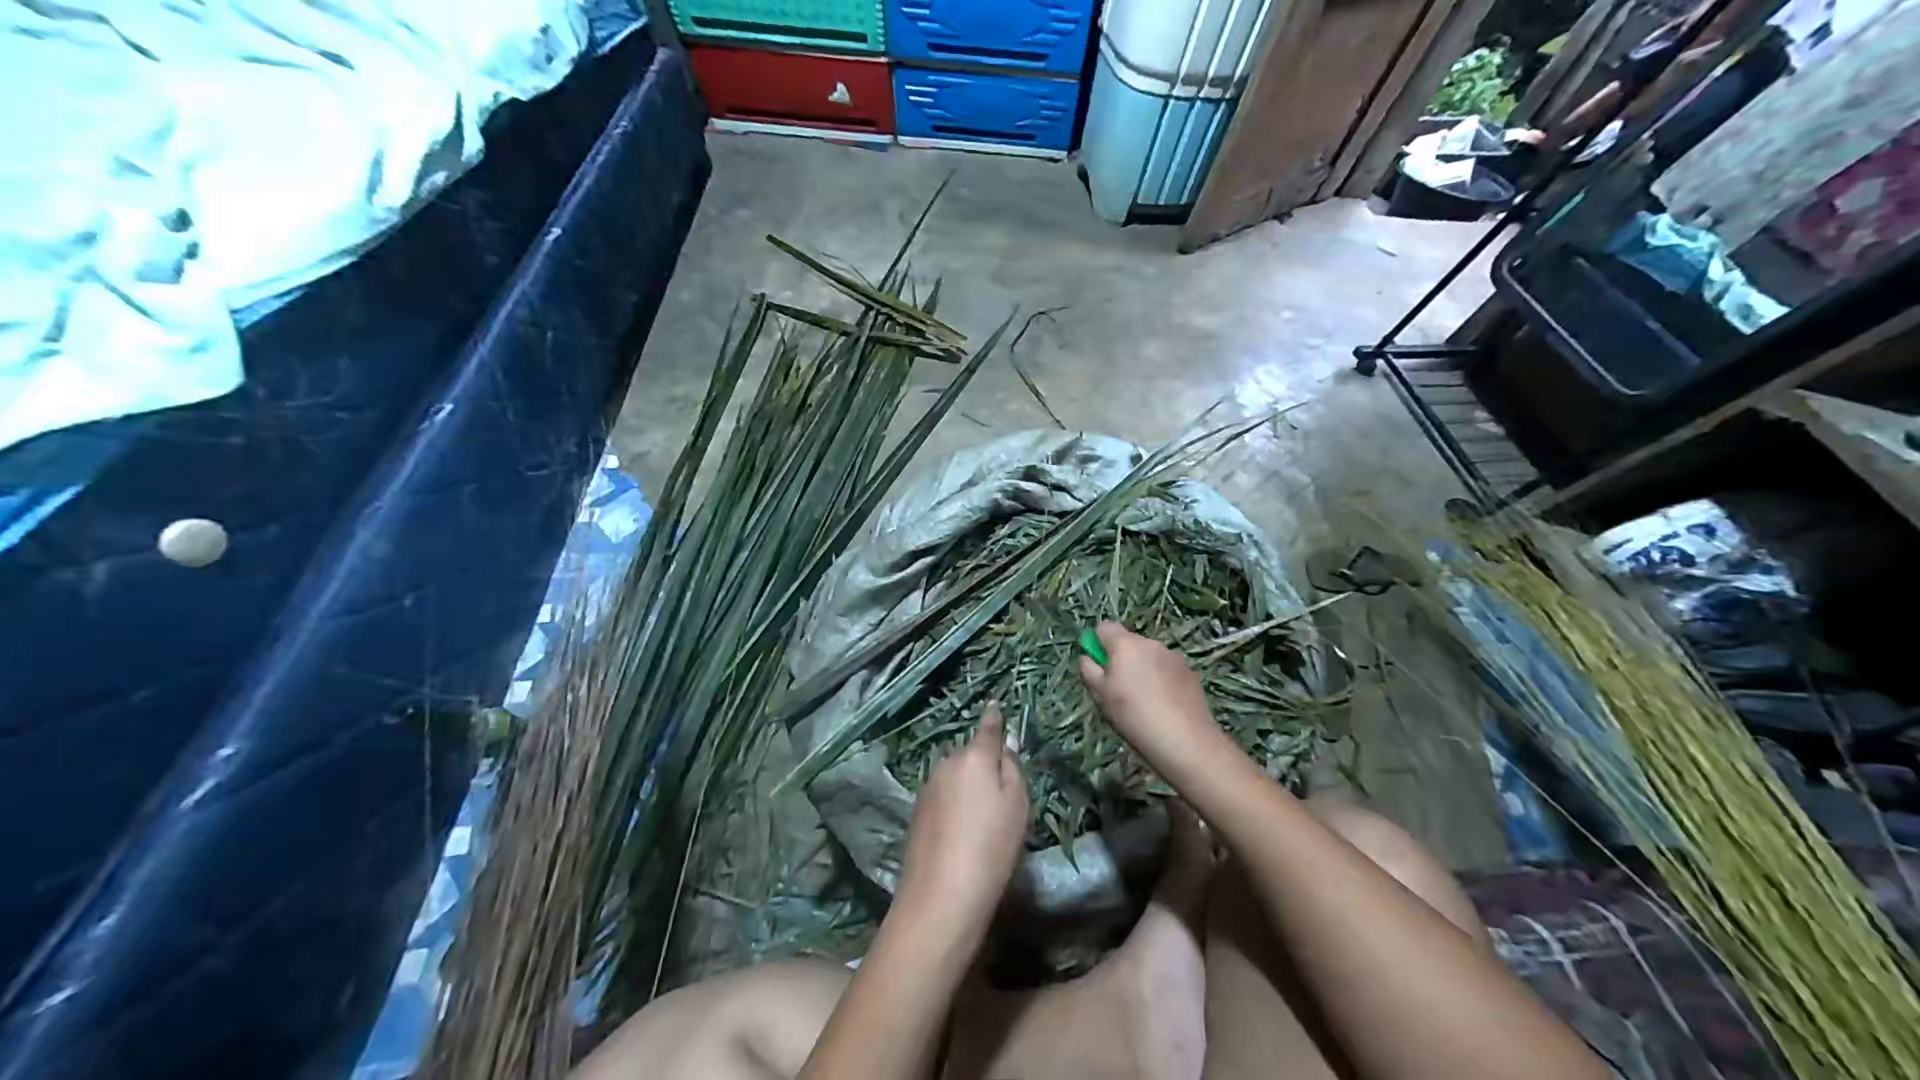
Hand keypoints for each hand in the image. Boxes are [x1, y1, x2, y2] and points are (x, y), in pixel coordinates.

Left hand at [895, 702, 1028, 941]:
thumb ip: (1011, 768)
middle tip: (1004, 798)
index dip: (993, 719)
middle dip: (984, 766)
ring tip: (984, 823)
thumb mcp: (1017, 804)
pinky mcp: (917, 814)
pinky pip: (944, 798)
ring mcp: (927, 788)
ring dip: (968, 789)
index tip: (993, 705)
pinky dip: (955, 807)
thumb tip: (1002, 746)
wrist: (942, 895)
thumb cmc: (991, 845)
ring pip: (956, 778)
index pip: (987, 729)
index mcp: (973, 756)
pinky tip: (962, 835)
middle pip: (971, 756)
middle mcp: (946, 764)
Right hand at [1078, 621, 1223, 770]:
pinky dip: (1161, 680)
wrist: (1184, 739)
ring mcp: (1174, 656)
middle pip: (1129, 642)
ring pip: (1149, 656)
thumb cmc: (1133, 715)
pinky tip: (1163, 705)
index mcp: (1125, 644)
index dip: (1097, 643)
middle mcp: (1150, 643)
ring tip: (1144, 700)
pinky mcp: (1190, 673)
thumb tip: (1087, 657)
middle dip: (1122, 658)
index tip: (1098, 666)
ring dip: (1143, 668)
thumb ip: (1089, 670)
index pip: (1104, 627)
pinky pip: (1167, 669)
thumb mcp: (1100, 695)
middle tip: (1120, 688)